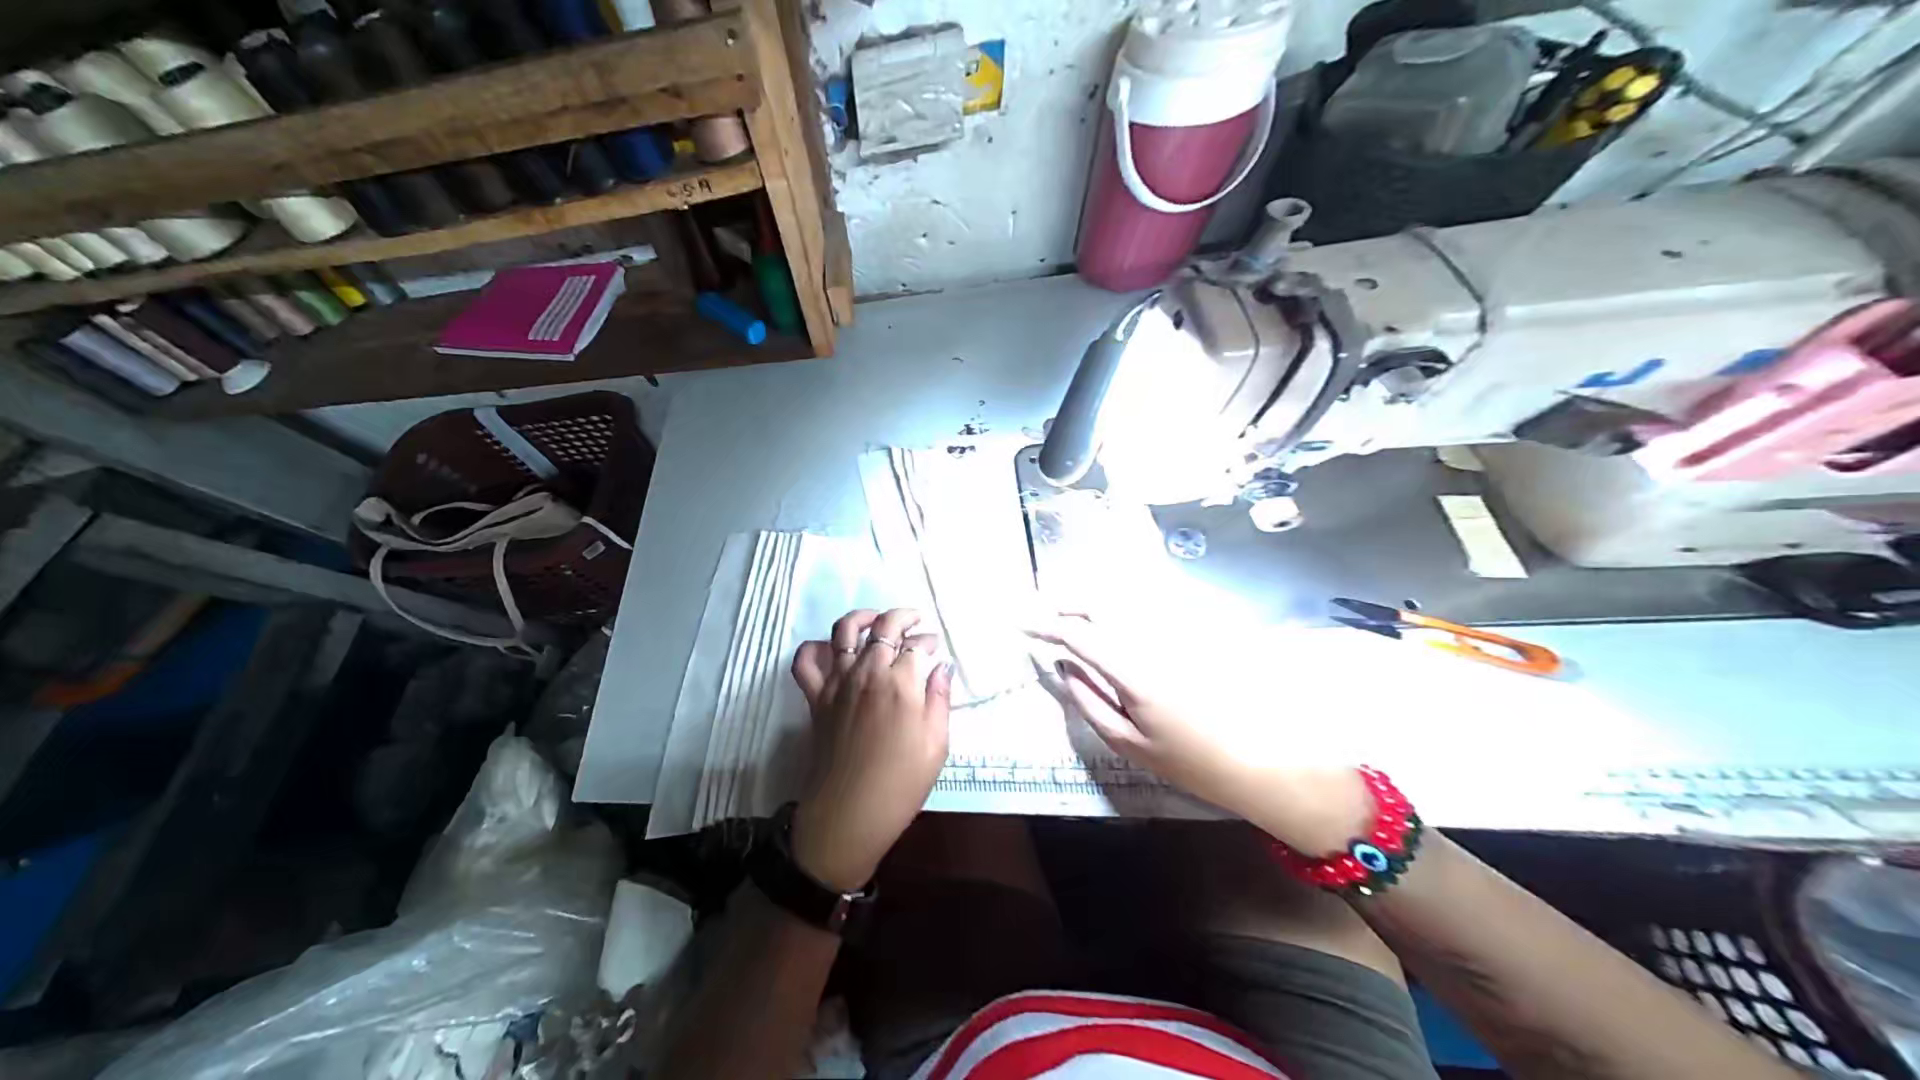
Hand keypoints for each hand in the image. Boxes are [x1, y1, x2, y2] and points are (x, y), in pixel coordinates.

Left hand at [788, 608, 952, 889]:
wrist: (848, 815)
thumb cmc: (901, 784)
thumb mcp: (936, 744)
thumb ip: (939, 700)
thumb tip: (941, 667)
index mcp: (902, 683)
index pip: (917, 645)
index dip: (929, 643)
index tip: (935, 650)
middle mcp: (868, 672)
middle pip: (885, 627)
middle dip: (904, 617)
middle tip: (916, 623)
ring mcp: (838, 682)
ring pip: (844, 630)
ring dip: (863, 617)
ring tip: (877, 621)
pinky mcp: (816, 697)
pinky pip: (806, 662)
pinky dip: (815, 648)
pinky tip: (830, 648)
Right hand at [1028, 615, 1372, 854]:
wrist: (1268, 761)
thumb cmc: (1193, 761)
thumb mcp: (1130, 743)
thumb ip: (1088, 700)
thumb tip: (1063, 665)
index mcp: (1134, 669)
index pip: (1078, 632)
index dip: (1045, 625)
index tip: (1022, 624)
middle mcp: (1155, 636)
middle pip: (1101, 600)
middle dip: (1065, 599)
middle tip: (1044, 611)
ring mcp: (1180, 627)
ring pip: (1126, 595)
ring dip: (1092, 596)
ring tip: (1070, 606)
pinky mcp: (1199, 626)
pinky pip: (1153, 602)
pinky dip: (1124, 601)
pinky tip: (1114, 611)